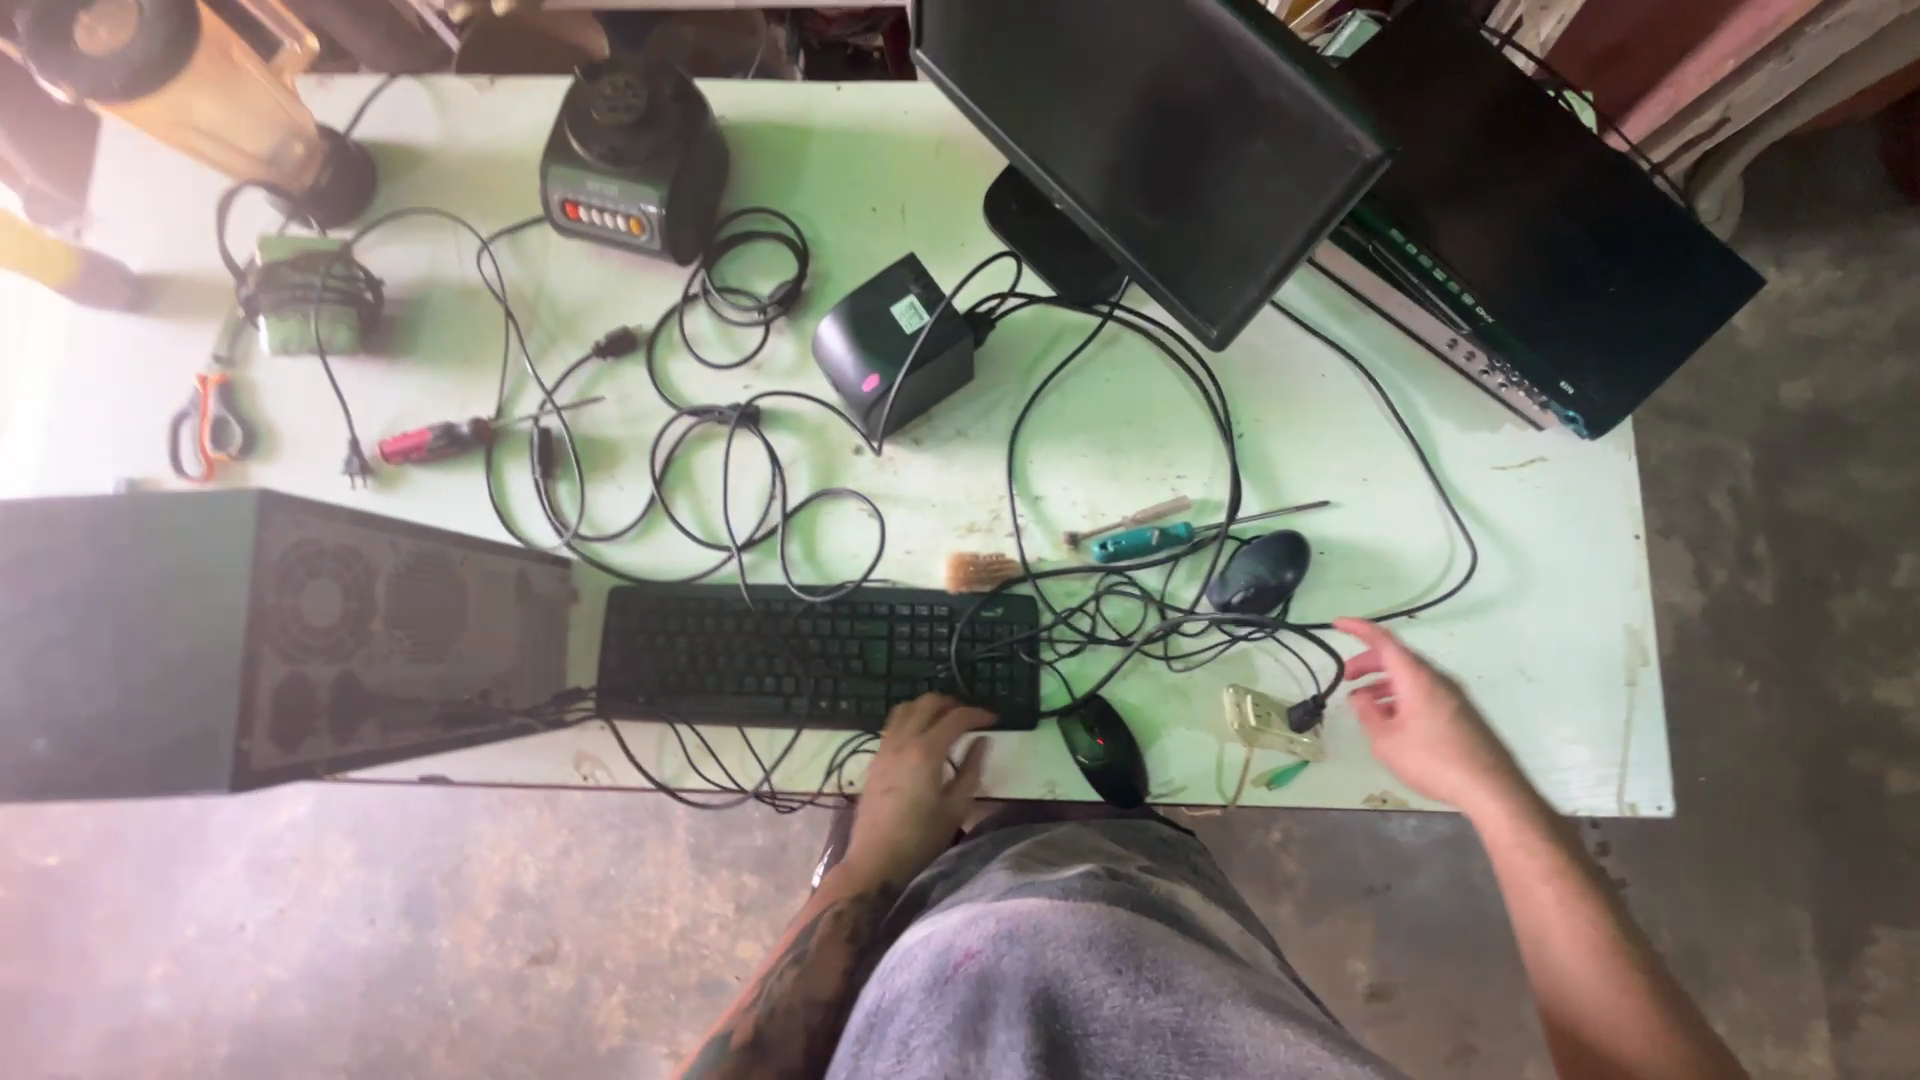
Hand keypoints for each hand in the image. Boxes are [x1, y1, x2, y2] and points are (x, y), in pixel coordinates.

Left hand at [844, 694, 993, 885]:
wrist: (876, 860)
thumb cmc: (921, 839)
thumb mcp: (956, 807)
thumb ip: (971, 769)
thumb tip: (982, 741)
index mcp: (926, 751)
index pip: (956, 717)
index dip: (978, 714)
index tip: (994, 720)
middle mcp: (903, 741)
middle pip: (928, 702)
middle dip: (953, 704)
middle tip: (970, 718)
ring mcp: (885, 747)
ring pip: (907, 707)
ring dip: (929, 707)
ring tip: (946, 722)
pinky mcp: (875, 757)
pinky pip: (894, 723)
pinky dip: (912, 718)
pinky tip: (923, 737)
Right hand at [1334, 618, 1531, 815]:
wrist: (1493, 789)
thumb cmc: (1432, 761)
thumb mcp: (1385, 740)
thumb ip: (1368, 714)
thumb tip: (1360, 697)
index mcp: (1416, 678)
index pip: (1383, 640)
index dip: (1357, 628)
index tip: (1336, 624)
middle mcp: (1437, 679)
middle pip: (1397, 657)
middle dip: (1367, 662)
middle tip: (1346, 677)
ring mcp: (1453, 695)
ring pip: (1411, 676)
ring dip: (1383, 682)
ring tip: (1365, 703)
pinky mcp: (1462, 712)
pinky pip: (1424, 691)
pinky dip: (1401, 695)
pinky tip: (1393, 719)